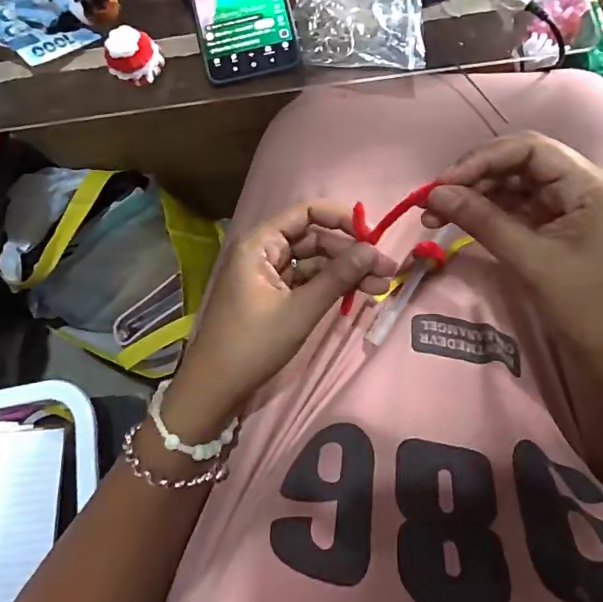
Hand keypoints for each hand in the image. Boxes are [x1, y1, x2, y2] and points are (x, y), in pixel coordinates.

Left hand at [169, 202, 394, 426]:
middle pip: (314, 238)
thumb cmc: (253, 344)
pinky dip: (331, 286)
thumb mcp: (300, 310)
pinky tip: (360, 293)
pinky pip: (307, 280)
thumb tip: (373, 250)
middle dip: (351, 252)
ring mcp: (268, 274)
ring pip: (314, 261)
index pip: (305, 213)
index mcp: (259, 244)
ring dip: (346, 271)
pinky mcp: (274, 295)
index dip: (340, 218)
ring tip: (382, 285)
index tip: (372, 235)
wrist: (215, 388)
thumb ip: (338, 277)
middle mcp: (263, 252)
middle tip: (387, 269)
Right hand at [421, 133, 602, 364]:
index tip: (444, 182)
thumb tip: (434, 194)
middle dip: (474, 178)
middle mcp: (582, 187)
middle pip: (520, 164)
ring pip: (515, 186)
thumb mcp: (531, 260)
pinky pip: (518, 209)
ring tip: (436, 214)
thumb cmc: (583, 306)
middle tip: (433, 200)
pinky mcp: (558, 228)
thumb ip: (482, 221)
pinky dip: (488, 213)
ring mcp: (570, 208)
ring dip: (476, 196)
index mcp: (590, 185)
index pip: (530, 149)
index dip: (483, 159)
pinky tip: (460, 221)